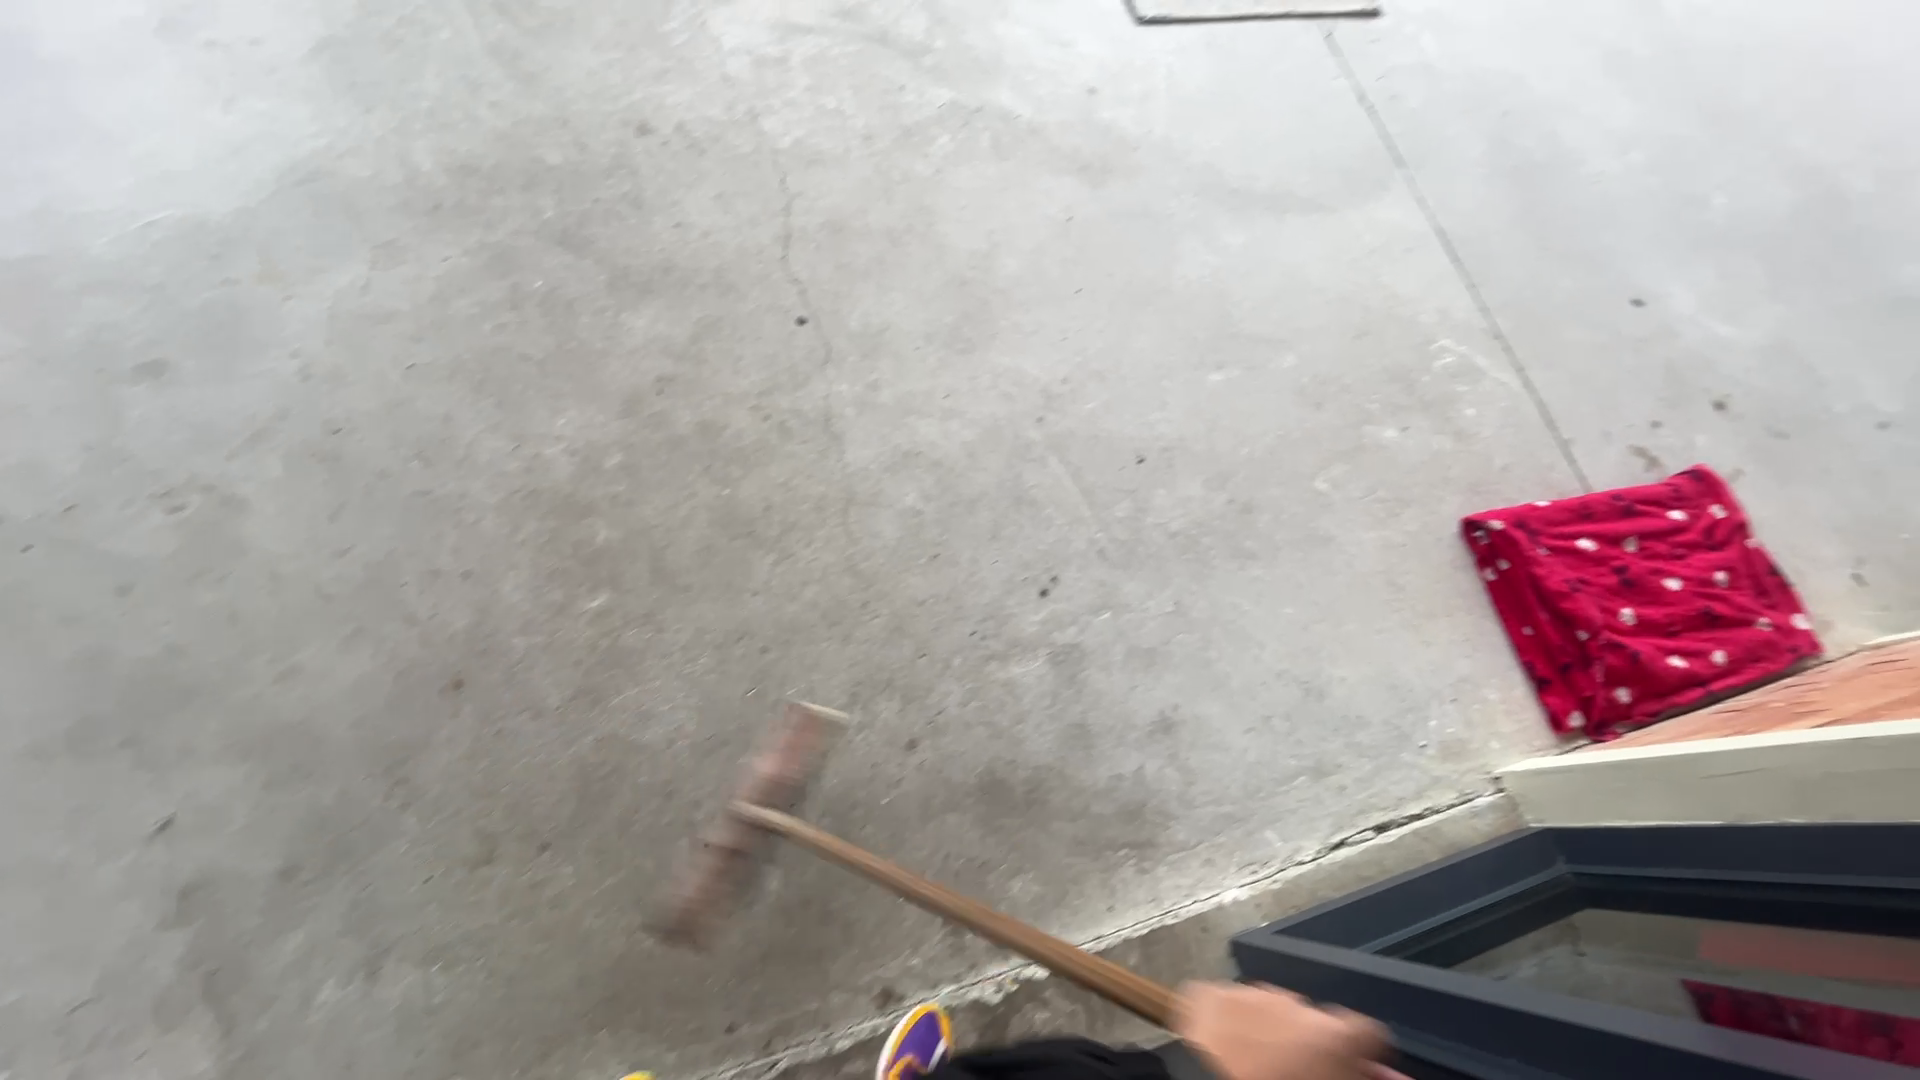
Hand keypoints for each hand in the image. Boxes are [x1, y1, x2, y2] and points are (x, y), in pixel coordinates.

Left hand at [1172, 981, 1402, 1079]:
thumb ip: (1367, 1077)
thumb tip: (1394, 1078)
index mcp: (1336, 1038)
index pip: (1368, 1034)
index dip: (1361, 1054)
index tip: (1355, 1069)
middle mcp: (1297, 1005)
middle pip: (1314, 1021)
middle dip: (1307, 1044)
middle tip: (1294, 1075)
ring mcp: (1250, 995)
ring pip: (1269, 1009)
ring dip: (1268, 1031)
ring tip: (1254, 1067)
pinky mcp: (1211, 994)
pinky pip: (1225, 1003)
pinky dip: (1227, 1023)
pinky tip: (1222, 1050)